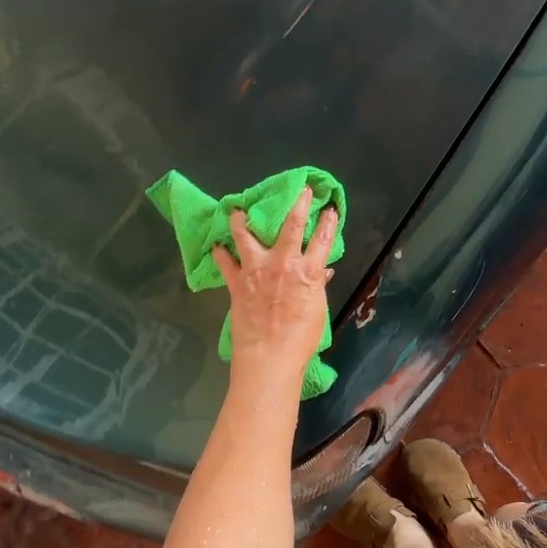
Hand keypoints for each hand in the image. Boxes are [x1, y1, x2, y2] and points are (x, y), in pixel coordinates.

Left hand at [213, 188, 338, 375]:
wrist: (269, 357)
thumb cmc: (301, 338)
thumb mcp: (318, 310)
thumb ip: (318, 287)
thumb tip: (323, 272)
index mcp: (308, 271)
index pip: (322, 239)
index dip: (328, 221)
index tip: (329, 207)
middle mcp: (282, 263)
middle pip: (291, 226)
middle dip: (297, 204)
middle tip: (300, 190)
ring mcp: (256, 271)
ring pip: (247, 237)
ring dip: (242, 221)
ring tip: (237, 210)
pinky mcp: (237, 283)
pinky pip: (226, 263)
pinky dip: (221, 254)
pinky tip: (217, 246)